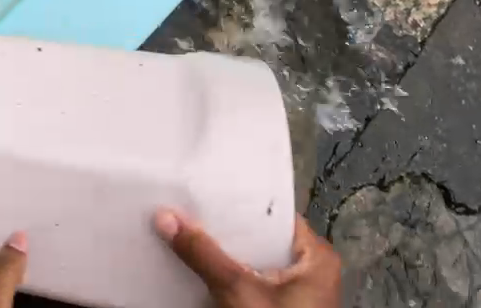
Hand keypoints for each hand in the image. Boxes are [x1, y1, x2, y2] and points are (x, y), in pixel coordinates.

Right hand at [154, 207, 340, 306]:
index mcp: (316, 256)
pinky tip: (203, 262)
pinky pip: (253, 280)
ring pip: (255, 259)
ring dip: (225, 250)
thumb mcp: (238, 291)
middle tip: (190, 205)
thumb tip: (164, 216)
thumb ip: (203, 253)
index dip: (238, 198)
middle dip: (226, 226)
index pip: (272, 211)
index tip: (204, 186)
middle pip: (261, 235)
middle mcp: (311, 269)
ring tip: (191, 227)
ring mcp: (298, 294)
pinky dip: (231, 273)